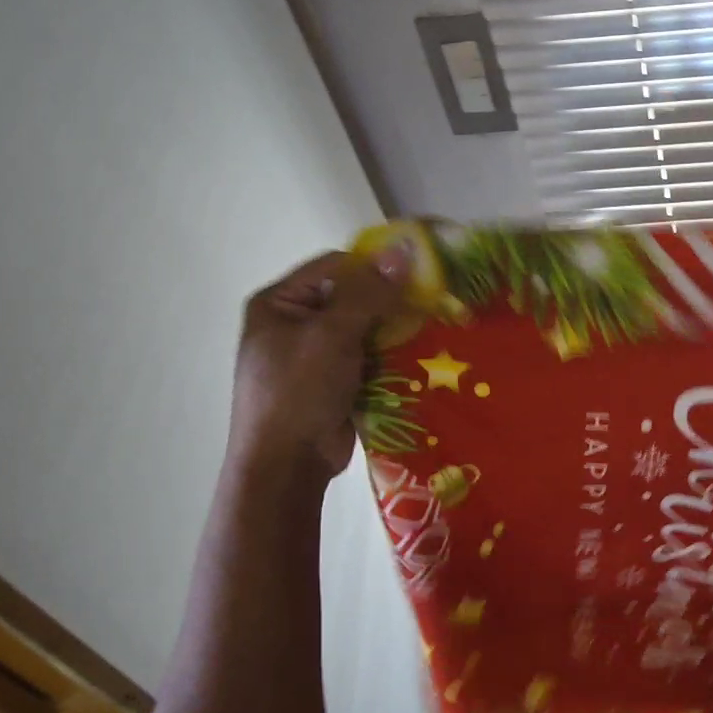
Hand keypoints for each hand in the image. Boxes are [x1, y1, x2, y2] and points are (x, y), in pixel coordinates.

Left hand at [227, 244, 409, 479]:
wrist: (288, 462)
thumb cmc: (299, 390)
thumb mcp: (333, 334)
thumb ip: (368, 293)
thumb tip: (404, 250)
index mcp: (280, 302)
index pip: (334, 267)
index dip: (375, 268)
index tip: (418, 277)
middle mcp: (295, 324)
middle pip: (353, 298)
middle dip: (390, 304)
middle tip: (432, 306)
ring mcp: (316, 356)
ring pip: (366, 331)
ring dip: (396, 334)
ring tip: (433, 333)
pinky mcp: (336, 383)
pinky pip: (371, 360)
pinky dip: (393, 359)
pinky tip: (421, 361)